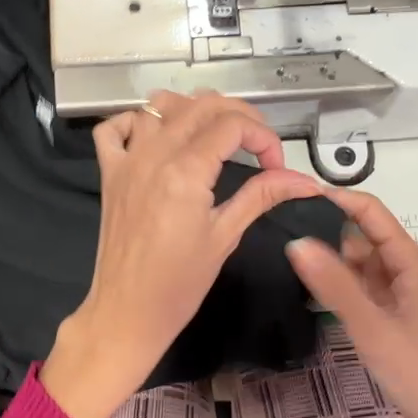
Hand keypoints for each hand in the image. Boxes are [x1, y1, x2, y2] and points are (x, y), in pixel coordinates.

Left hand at [41, 91, 322, 417]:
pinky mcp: (109, 173)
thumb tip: (307, 181)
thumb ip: (262, 196)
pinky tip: (157, 138)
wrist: (127, 312)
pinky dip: (135, 121)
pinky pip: (113, 128)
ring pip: (159, 106)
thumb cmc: (179, 283)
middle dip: (238, 116)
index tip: (275, 167)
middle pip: (202, 105)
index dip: (263, 137)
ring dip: (191, 110)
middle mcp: (154, 154)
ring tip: (213, 135)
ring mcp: (127, 160)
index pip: (233, 125)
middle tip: (256, 147)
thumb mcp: (226, 236)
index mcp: (186, 171)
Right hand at [286, 189, 417, 417]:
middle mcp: (401, 268)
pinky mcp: (385, 313)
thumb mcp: (372, 327)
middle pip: (359, 233)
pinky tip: (303, 285)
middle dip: (323, 226)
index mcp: (408, 261)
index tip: (292, 194)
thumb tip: (295, 241)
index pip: (369, 211)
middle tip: (274, 226)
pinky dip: (332, 282)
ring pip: (354, 260)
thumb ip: (334, 285)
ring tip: (279, 250)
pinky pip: (355, 285)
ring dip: (325, 256)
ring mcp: (393, 291)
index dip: (335, 198)